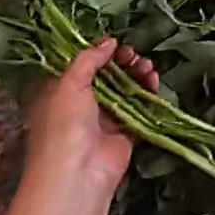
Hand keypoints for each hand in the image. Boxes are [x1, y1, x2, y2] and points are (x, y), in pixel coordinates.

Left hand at [24, 38, 159, 194]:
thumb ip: (89, 58)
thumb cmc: (64, 124)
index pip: (81, 64)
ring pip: (123, 89)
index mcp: (61, 91)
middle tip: (132, 54)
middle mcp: (81, 103)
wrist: (77, 174)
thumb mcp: (69, 82)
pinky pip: (138, 107)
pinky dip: (147, 92)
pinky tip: (153, 80)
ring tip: (146, 65)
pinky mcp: (124, 132)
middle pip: (105, 75)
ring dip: (135, 74)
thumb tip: (109, 41)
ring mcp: (103, 118)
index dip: (98, 51)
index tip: (114, 42)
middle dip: (120, 61)